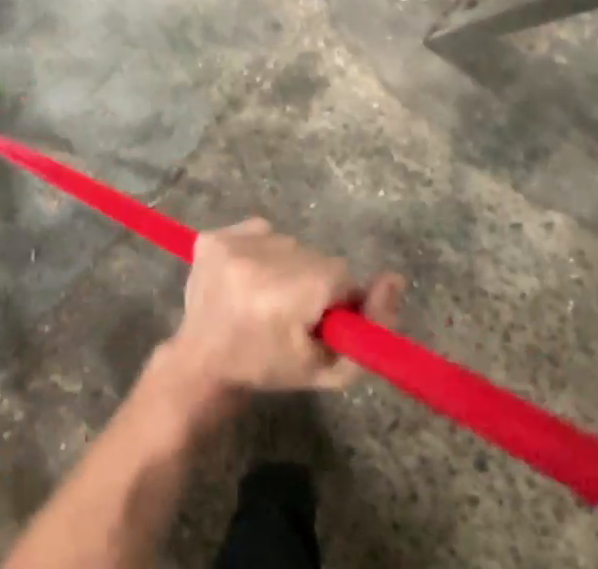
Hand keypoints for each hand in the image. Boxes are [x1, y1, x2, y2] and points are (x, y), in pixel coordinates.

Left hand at [165, 219, 404, 393]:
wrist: (204, 359)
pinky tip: (250, 276)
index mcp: (286, 294)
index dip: (337, 298)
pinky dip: (262, 249)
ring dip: (288, 265)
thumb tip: (393, 278)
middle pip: (314, 256)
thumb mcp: (332, 366)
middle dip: (314, 281)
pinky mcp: (209, 238)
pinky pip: (259, 230)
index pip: (340, 274)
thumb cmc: (269, 368)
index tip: (319, 318)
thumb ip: (373, 326)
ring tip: (268, 295)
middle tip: (291, 311)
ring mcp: (228, 245)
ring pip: (288, 242)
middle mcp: (256, 261)